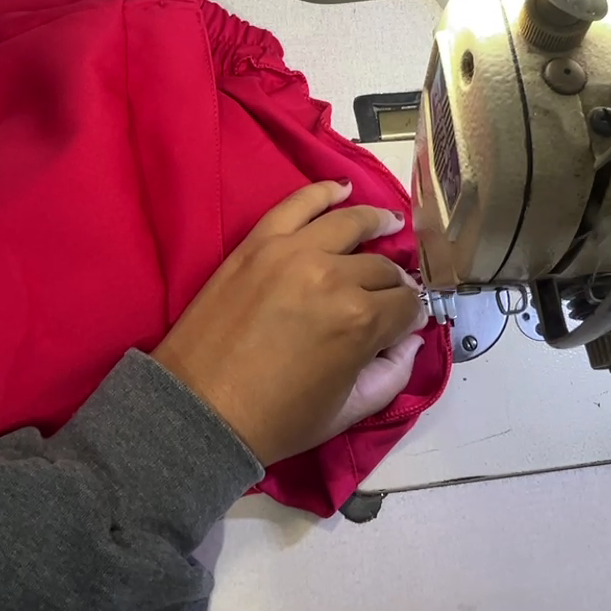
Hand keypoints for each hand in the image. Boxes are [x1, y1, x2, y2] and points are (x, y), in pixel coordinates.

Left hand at [152, 180, 426, 465]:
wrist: (198, 410)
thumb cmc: (274, 420)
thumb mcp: (346, 412)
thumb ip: (392, 376)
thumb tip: (412, 341)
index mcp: (359, 322)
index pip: (406, 305)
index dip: (412, 316)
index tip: (407, 322)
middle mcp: (333, 277)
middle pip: (383, 268)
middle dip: (396, 282)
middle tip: (392, 293)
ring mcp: (294, 252)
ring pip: (351, 224)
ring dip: (378, 222)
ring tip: (390, 224)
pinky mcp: (260, 241)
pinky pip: (300, 203)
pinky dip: (325, 191)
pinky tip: (343, 190)